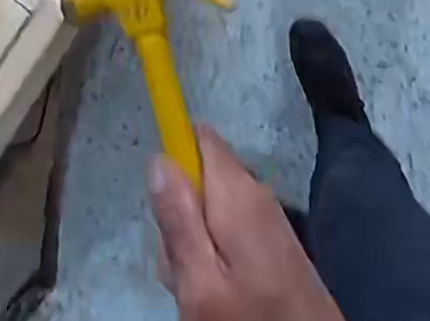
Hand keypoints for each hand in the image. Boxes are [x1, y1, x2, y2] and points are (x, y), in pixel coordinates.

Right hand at [148, 127, 344, 320]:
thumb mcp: (201, 286)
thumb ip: (177, 221)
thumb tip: (158, 159)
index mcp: (237, 191)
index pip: (197, 135)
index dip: (172, 157)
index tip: (164, 204)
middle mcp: (255, 191)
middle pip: (198, 174)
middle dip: (180, 210)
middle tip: (182, 265)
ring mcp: (266, 215)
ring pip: (209, 205)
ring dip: (194, 239)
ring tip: (200, 288)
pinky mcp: (271, 239)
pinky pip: (227, 227)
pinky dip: (215, 254)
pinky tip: (219, 293)